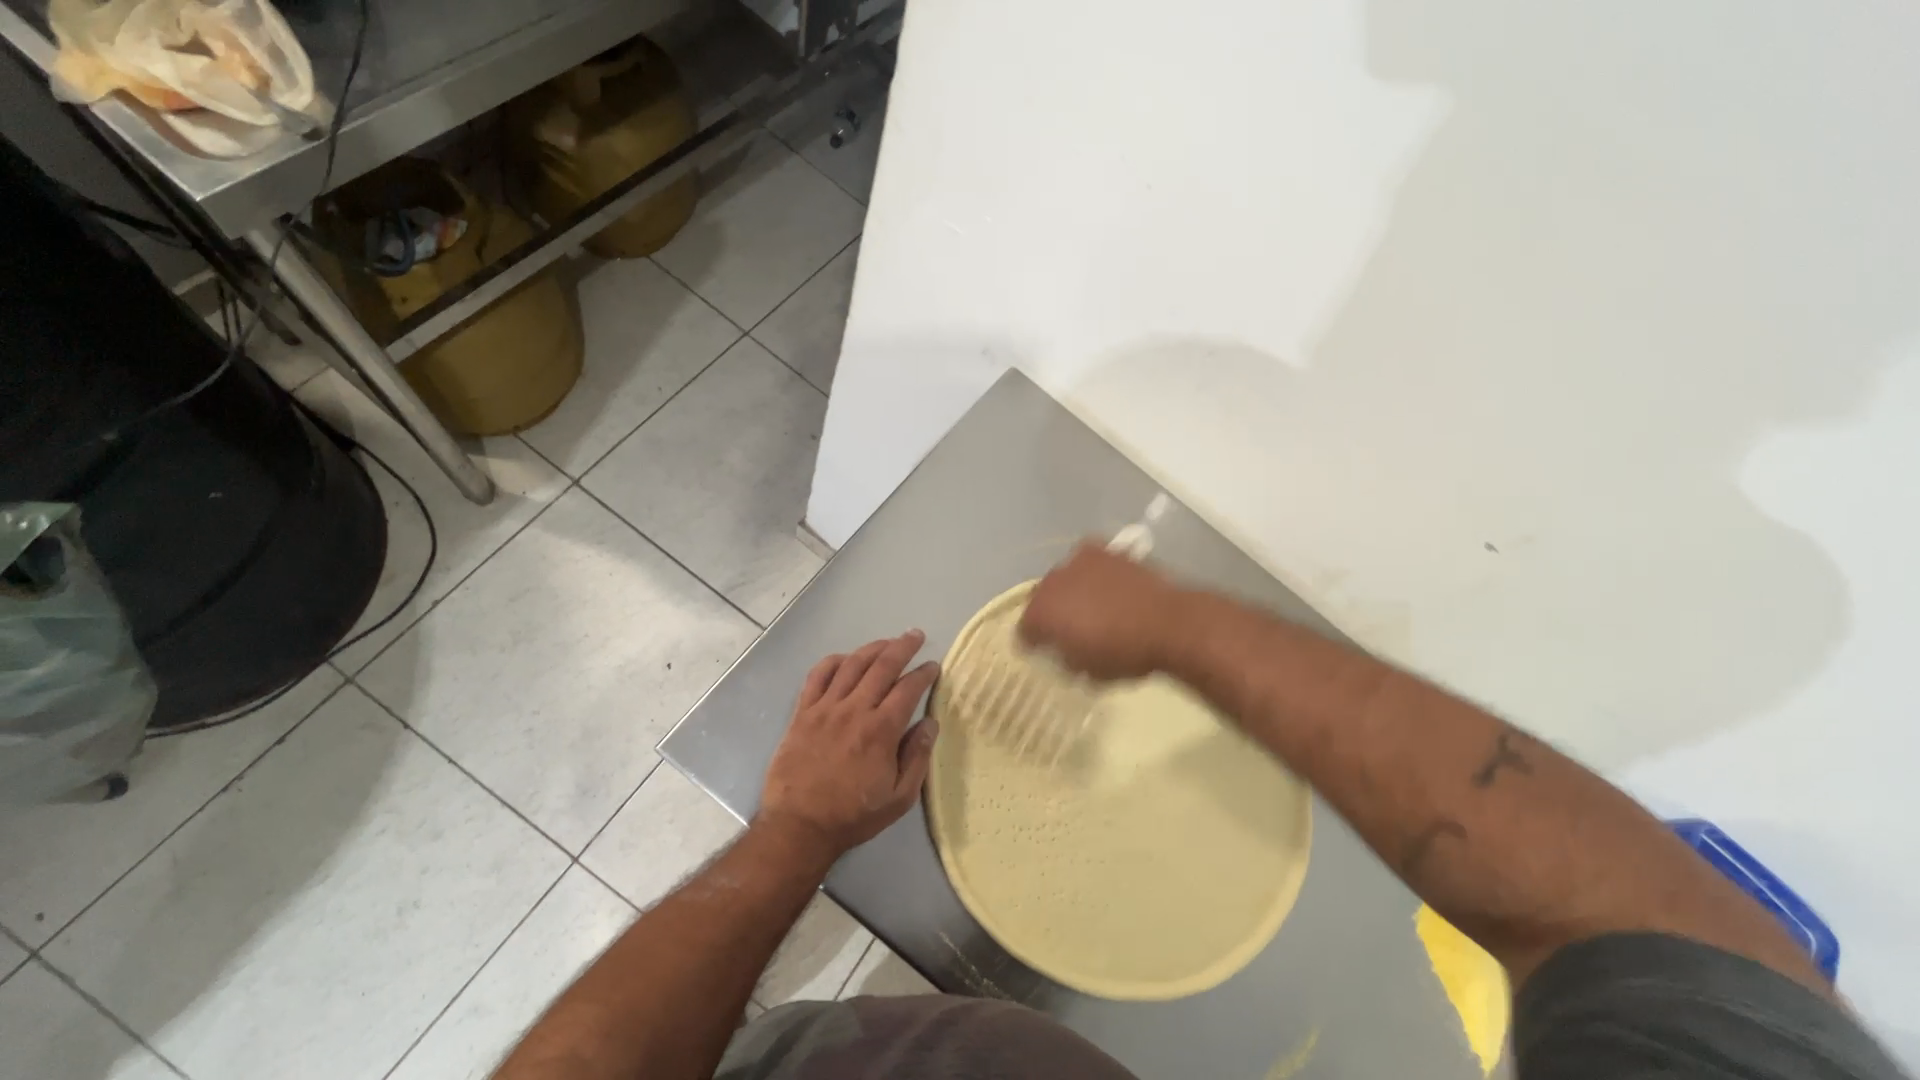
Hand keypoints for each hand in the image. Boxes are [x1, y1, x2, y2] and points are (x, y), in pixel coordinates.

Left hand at [756, 631, 941, 860]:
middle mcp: (854, 710)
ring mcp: (825, 708)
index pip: (908, 689)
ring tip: (887, 642)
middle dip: (902, 647)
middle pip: (882, 666)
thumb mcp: (899, 798)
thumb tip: (930, 722)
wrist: (799, 825)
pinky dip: (834, 661)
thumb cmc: (854, 815)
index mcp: (881, 730)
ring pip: (852, 665)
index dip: (923, 674)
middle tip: (915, 636)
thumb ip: (917, 757)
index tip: (933, 666)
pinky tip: (846, 659)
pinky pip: (818, 676)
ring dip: (873, 648)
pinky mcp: (803, 713)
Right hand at [1019, 542, 1194, 679]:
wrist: (1169, 623)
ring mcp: (1078, 561)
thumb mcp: (1089, 672)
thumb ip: (1067, 658)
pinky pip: (1088, 562)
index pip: (1024, 630)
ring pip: (1064, 578)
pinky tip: (1108, 585)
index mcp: (1041, 614)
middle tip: (1069, 629)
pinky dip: (1092, 572)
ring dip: (1071, 590)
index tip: (1046, 651)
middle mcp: (1051, 582)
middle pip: (1041, 598)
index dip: (1034, 643)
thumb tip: (1064, 650)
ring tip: (1091, 605)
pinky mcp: (1105, 549)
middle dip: (1051, 612)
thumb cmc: (1125, 654)